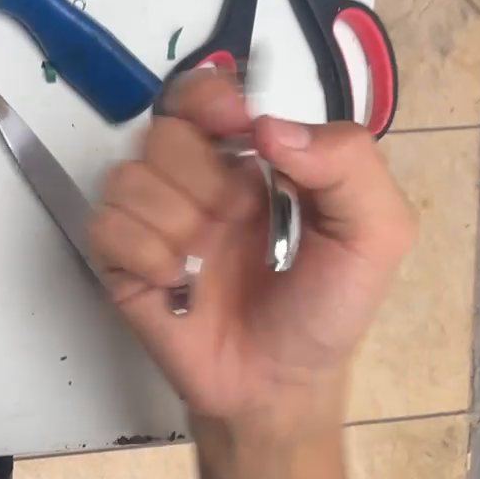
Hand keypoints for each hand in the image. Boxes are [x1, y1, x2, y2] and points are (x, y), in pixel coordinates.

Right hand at [91, 72, 416, 437]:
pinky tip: (172, 282)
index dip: (207, 99)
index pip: (203, 95)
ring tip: (202, 263)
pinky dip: (140, 253)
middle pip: (161, 134)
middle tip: (234, 226)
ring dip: (172, 222)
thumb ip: (346, 163)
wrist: (274, 383)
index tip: (234, 129)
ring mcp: (150, 223)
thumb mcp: (375, 232)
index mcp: (249, 160)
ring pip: (126, 178)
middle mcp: (193, 182)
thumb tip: (267, 127)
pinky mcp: (117, 262)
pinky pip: (104, 227)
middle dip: (201, 181)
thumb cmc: (325, 309)